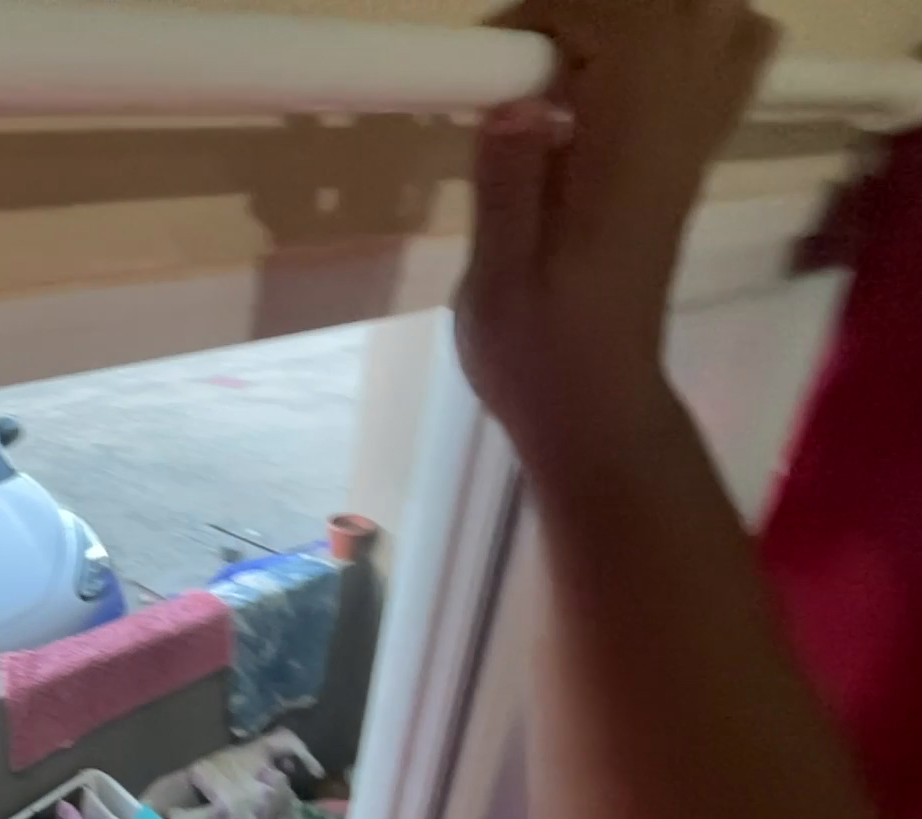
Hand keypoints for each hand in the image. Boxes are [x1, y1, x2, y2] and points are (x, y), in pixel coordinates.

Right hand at [453, 0, 778, 448]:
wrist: (589, 399)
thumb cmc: (531, 352)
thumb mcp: (495, 282)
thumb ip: (506, 189)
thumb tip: (512, 102)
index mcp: (627, 167)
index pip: (626, 31)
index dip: (551, 15)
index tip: (481, 55)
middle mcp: (677, 140)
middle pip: (678, 10)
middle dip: (587, 9)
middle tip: (512, 57)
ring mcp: (689, 148)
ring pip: (711, 23)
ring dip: (633, 20)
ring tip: (556, 62)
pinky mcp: (680, 163)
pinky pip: (717, 60)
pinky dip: (671, 39)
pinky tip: (603, 78)